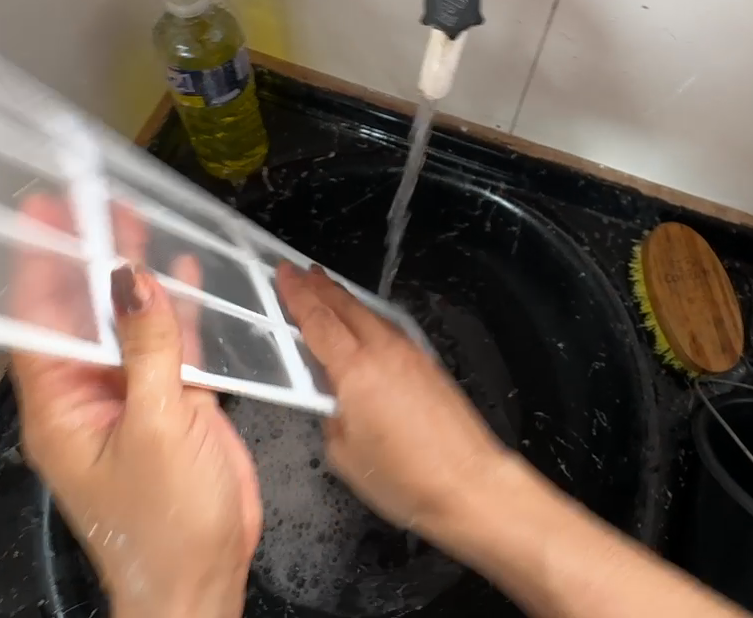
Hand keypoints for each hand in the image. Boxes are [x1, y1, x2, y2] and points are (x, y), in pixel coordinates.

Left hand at [9, 195, 260, 617]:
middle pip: (85, 313)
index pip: (40, 323)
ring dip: (134, 275)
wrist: (203, 573)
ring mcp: (134, 394)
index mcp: (63, 407)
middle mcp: (91, 393)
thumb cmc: (166, 520)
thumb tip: (131, 281)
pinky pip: (172, 339)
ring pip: (130, 320)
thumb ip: (147, 349)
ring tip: (137, 221)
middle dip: (89, 258)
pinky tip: (184, 272)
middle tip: (95, 204)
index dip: (39, 267)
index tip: (42, 218)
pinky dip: (179, 305)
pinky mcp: (174, 398)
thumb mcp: (156, 426)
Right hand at [273, 263, 512, 530]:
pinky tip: (363, 323)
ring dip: (345, 299)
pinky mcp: (427, 362)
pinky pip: (389, 329)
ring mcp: (410, 353)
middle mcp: (384, 350)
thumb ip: (331, 415)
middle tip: (300, 271)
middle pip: (346, 307)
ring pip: (370, 314)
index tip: (284, 273)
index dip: (298, 295)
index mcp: (356, 370)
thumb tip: (333, 397)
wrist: (467, 480)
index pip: (319, 321)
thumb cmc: (403, 478)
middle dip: (320, 287)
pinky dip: (368, 318)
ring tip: (326, 288)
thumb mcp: (345, 454)